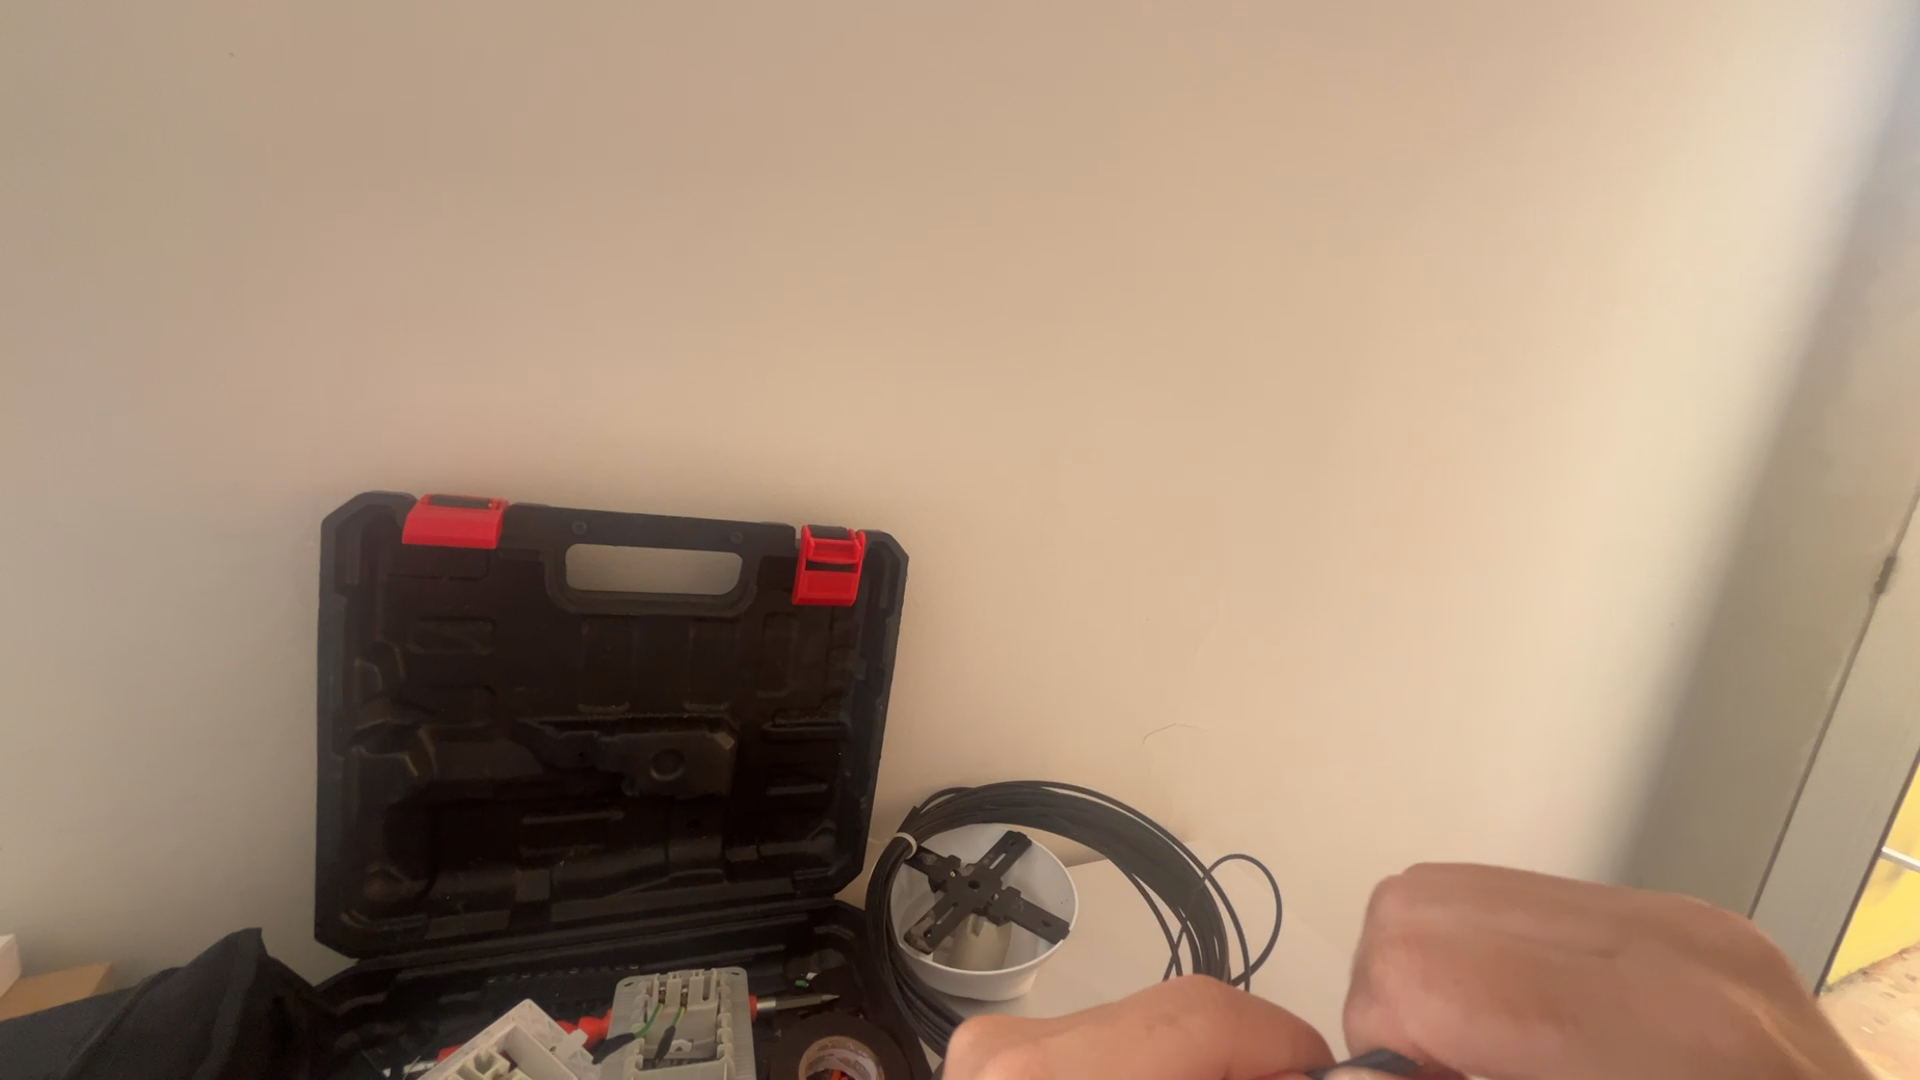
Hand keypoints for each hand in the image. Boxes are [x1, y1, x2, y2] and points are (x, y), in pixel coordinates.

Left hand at [943, 975, 1333, 1079]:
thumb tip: (1311, 1070)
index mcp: (1058, 1079)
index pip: (1204, 1013)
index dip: (1286, 1042)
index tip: (1326, 1073)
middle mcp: (1011, 1047)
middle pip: (1176, 1012)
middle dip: (1248, 1055)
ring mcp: (992, 1044)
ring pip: (1139, 1025)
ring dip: (1200, 1061)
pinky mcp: (988, 1051)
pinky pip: (1098, 1041)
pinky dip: (1150, 1066)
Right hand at [1337, 863, 1872, 1079]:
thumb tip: (1355, 1072)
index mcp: (1668, 1034)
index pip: (1422, 971)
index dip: (1379, 1034)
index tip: (1403, 1079)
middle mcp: (1669, 946)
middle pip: (1413, 912)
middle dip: (1390, 998)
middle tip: (1432, 1067)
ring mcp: (1670, 916)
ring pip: (1437, 888)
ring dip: (1421, 967)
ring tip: (1469, 1043)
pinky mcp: (1665, 911)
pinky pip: (1490, 892)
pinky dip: (1465, 950)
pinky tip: (1509, 1015)